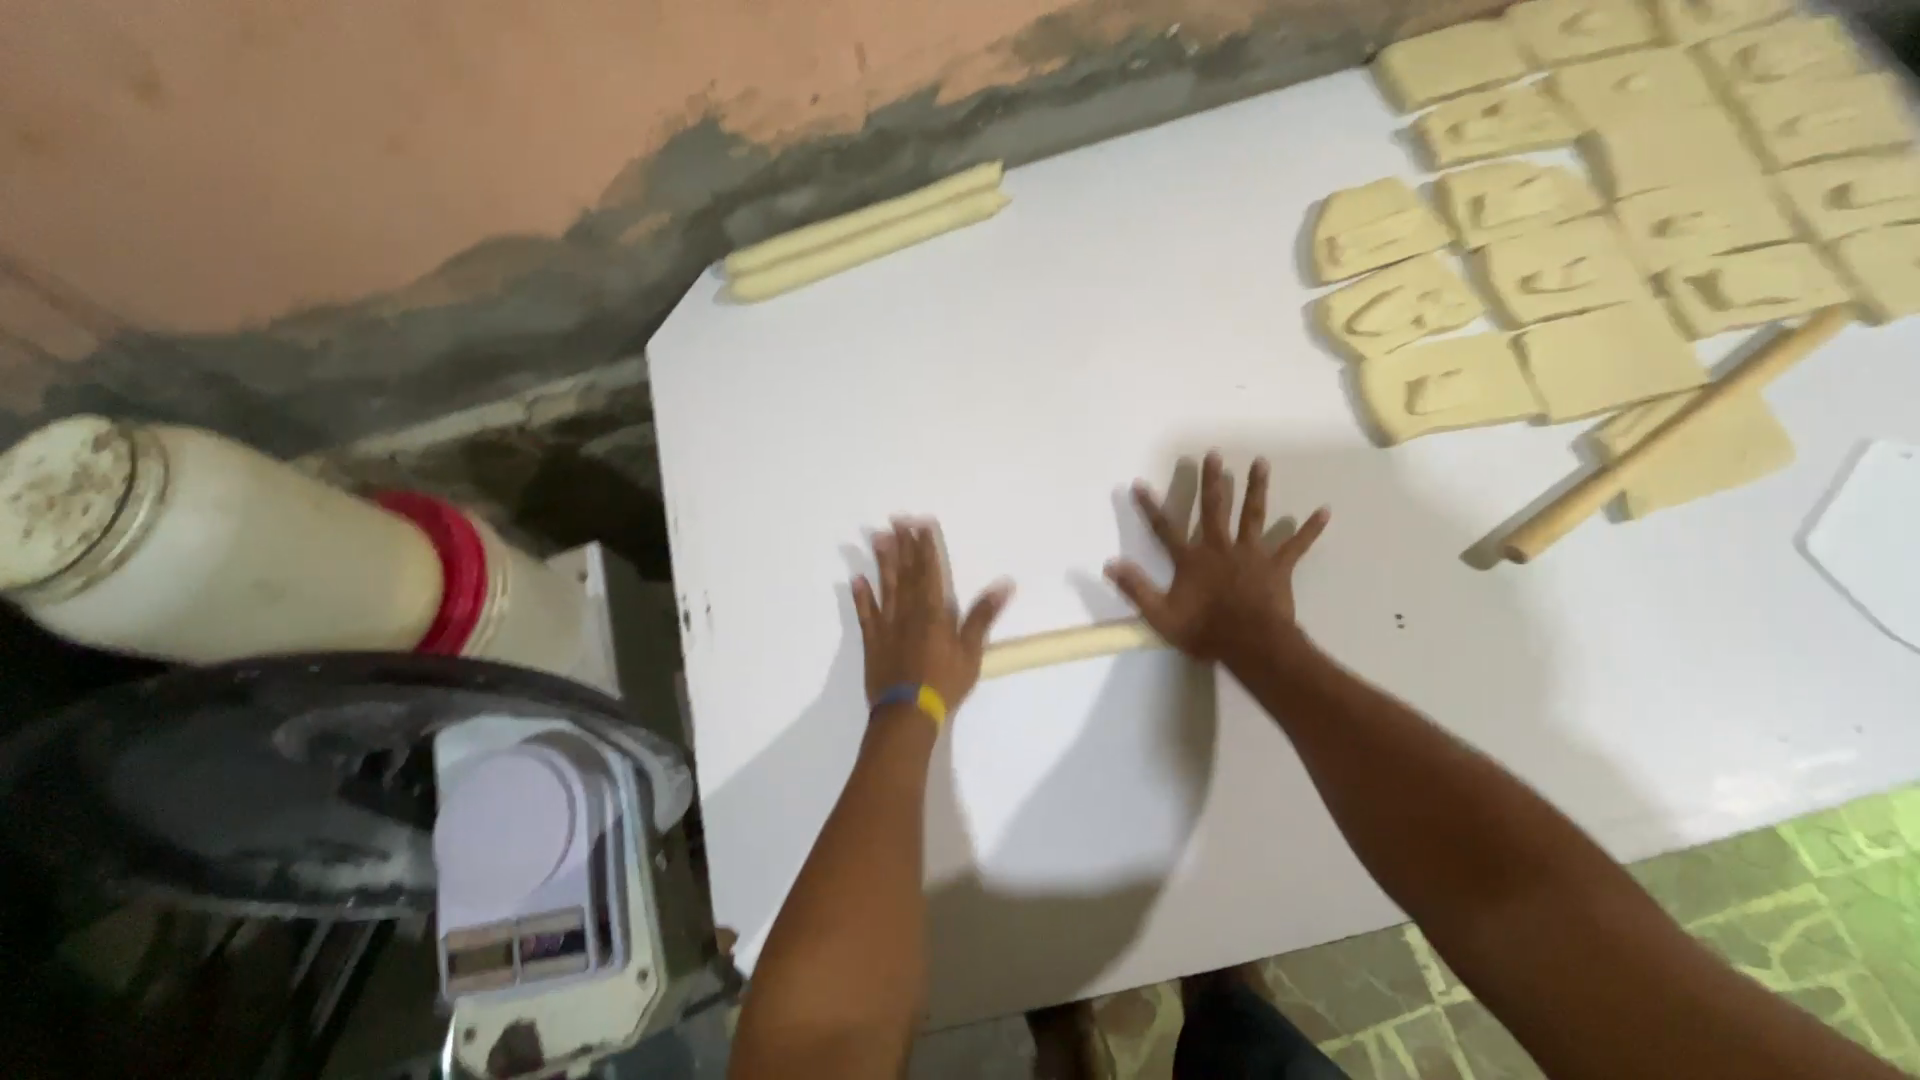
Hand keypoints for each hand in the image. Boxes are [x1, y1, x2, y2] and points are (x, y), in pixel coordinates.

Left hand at [852, 519, 1013, 713]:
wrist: (908, 712)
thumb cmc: (945, 682)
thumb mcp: (971, 651)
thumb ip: (982, 615)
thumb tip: (1004, 584)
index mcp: (934, 612)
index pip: (930, 571)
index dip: (926, 546)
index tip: (921, 523)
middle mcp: (908, 611)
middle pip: (906, 573)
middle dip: (903, 545)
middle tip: (896, 519)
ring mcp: (887, 625)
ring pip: (885, 587)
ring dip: (882, 562)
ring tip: (877, 537)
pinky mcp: (873, 641)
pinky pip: (866, 613)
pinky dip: (861, 596)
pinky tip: (855, 579)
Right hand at [1104, 452, 1327, 669]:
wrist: (1251, 644)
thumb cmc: (1204, 631)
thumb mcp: (1160, 615)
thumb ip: (1135, 588)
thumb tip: (1110, 564)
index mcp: (1191, 560)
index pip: (1165, 529)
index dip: (1150, 507)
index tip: (1139, 484)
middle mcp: (1220, 547)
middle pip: (1215, 508)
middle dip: (1213, 480)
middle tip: (1215, 453)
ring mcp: (1251, 554)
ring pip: (1254, 514)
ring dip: (1257, 488)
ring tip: (1261, 463)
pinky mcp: (1277, 567)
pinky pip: (1296, 545)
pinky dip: (1309, 529)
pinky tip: (1324, 512)